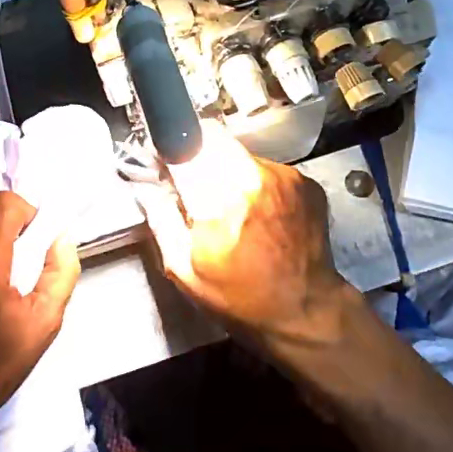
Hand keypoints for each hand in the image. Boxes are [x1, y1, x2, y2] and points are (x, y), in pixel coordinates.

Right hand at [134, 125, 354, 347]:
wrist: (305, 312)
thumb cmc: (240, 299)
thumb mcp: (184, 271)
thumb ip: (161, 221)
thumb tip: (148, 188)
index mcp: (219, 202)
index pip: (184, 147)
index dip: (168, 152)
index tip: (164, 166)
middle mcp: (254, 180)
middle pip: (213, 139)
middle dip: (198, 155)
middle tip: (195, 186)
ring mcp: (284, 178)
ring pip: (240, 152)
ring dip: (227, 169)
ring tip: (230, 207)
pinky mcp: (304, 182)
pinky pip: (266, 168)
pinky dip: (255, 182)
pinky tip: (257, 213)